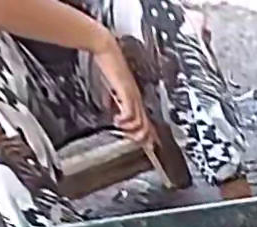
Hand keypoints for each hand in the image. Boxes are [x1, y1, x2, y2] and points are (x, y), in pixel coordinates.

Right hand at [91, 36, 157, 150]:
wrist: (106, 48)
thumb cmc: (108, 65)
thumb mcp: (111, 87)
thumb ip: (113, 100)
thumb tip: (111, 110)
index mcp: (136, 99)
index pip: (148, 123)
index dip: (150, 137)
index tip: (148, 147)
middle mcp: (138, 100)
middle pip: (147, 127)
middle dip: (140, 138)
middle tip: (129, 139)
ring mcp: (134, 96)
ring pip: (140, 124)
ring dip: (130, 130)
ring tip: (120, 127)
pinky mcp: (127, 93)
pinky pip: (131, 114)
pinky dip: (124, 122)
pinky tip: (117, 120)